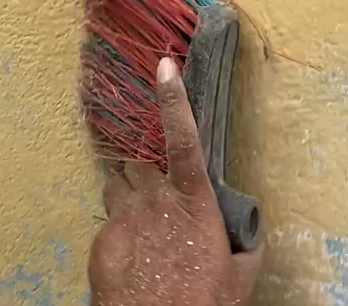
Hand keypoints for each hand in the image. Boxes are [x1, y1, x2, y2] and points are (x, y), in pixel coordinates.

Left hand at [87, 58, 262, 305]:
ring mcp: (123, 219)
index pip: (184, 138)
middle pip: (140, 165)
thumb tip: (247, 234)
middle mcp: (155, 199)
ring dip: (128, 199)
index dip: (174, 99)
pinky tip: (128, 262)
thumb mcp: (240, 276)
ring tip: (141, 229)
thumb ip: (243, 245)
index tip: (164, 65)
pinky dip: (115, 236)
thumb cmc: (203, 304)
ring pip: (117, 188)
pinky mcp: (100, 242)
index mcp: (192, 199)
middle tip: (157, 204)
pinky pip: (106, 225)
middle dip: (146, 177)